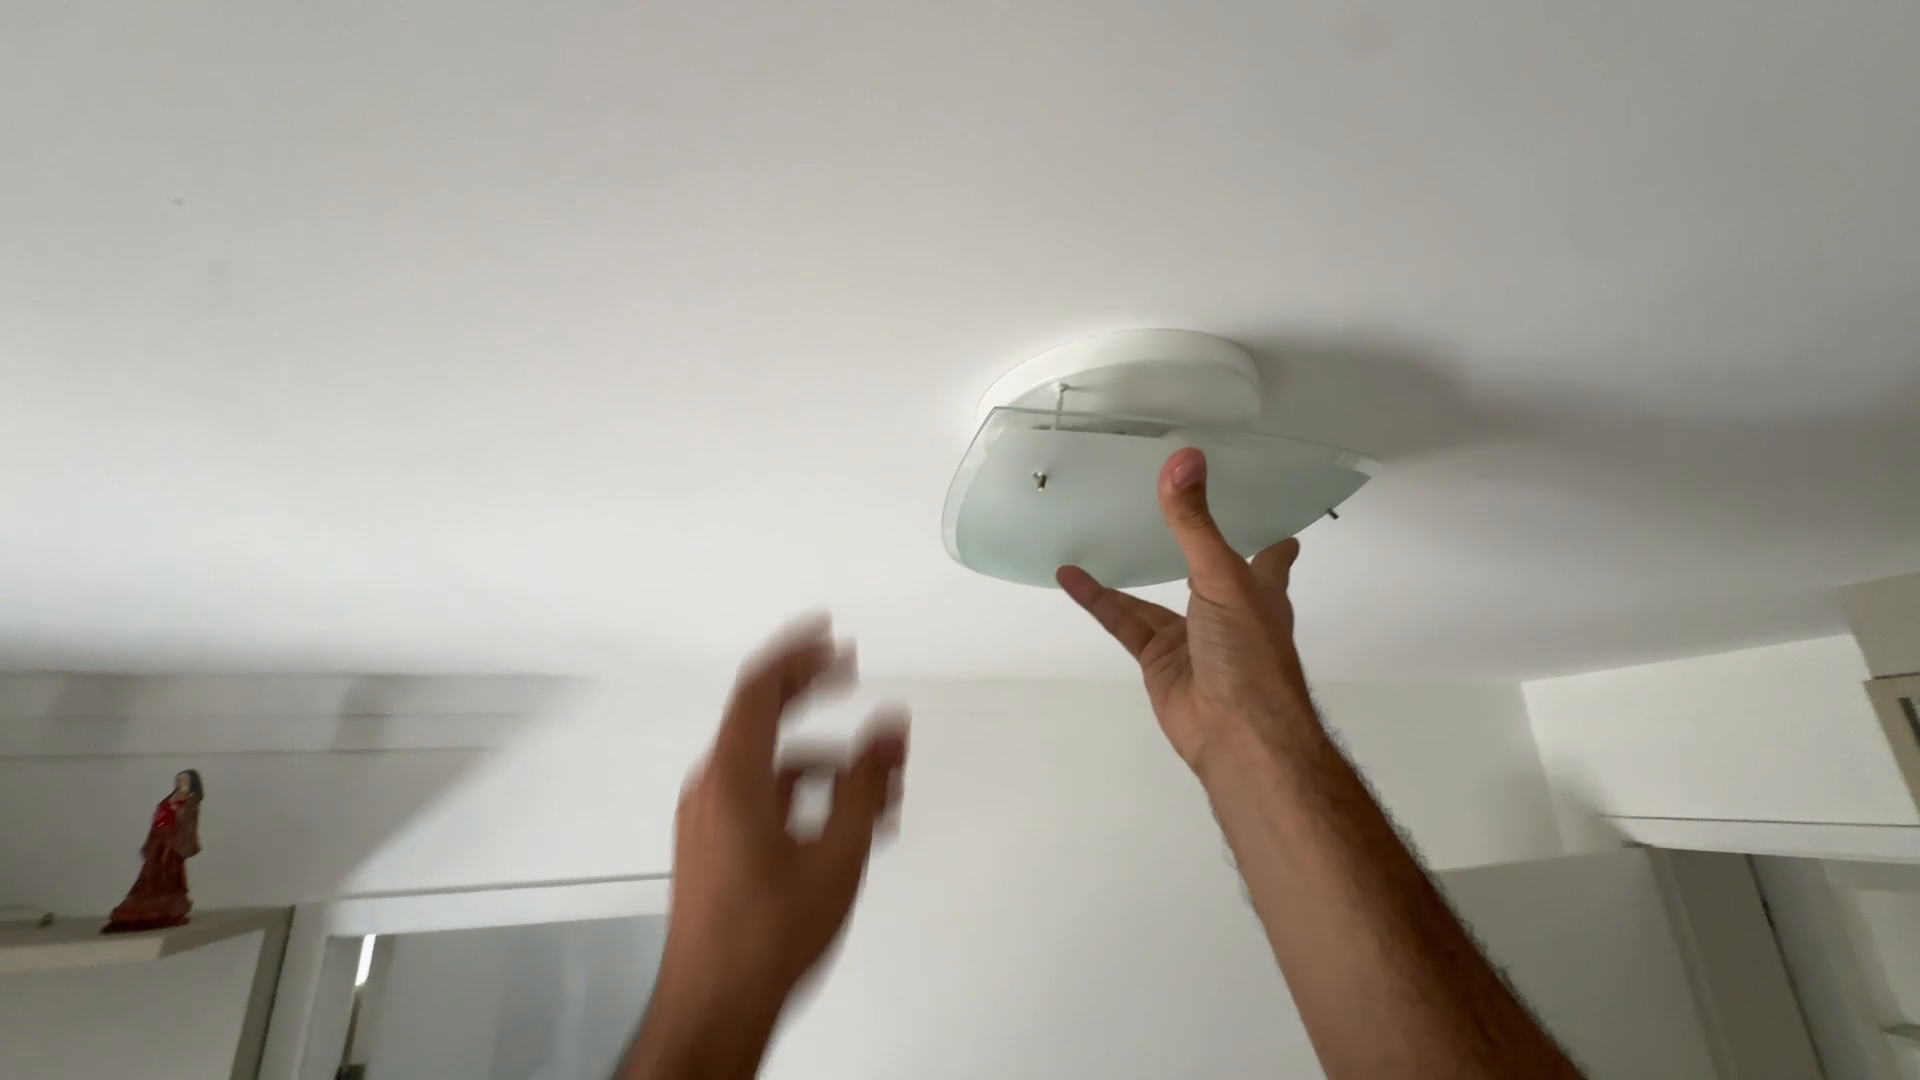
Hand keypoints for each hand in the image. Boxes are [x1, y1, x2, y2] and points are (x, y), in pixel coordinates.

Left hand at [632, 620, 906, 1077]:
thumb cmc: (768, 933)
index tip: (829, 633)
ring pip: (773, 763)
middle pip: (763, 715)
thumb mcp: (837, 850)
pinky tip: (847, 820)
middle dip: (811, 691)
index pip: (761, 687)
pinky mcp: (717, 842)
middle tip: (849, 672)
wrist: (717, 1005)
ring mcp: (712, 816)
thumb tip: (891, 728)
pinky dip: (807, 791)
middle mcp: (714, 786)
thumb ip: (866, 782)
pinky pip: (765, 795)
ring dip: (825, 760)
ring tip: (877, 781)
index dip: (797, 652)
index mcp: (734, 776)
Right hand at [1057, 447, 1312, 773]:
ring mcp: (1189, 635)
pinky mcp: (1157, 658)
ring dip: (1131, 568)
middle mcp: (1226, 609)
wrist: (1235, 733)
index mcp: (1258, 589)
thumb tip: (1183, 457)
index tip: (1260, 500)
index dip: (1267, 529)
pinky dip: (1097, 599)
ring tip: (1103, 529)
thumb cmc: (1248, 652)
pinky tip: (1071, 575)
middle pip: (1206, 568)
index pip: (1270, 552)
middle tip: (1168, 503)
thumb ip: (1194, 523)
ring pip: (1155, 595)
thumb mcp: (1222, 577)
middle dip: (1192, 543)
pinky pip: (1123, 621)